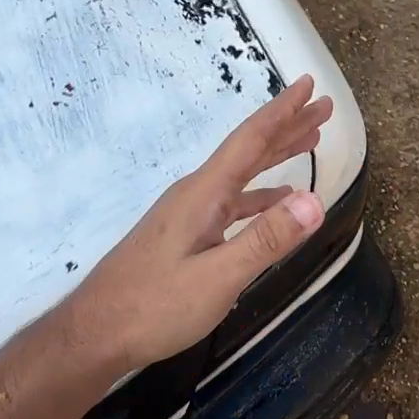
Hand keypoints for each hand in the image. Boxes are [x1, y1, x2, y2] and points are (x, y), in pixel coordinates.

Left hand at [68, 77, 332, 373]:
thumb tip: (316, 200)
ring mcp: (189, 213)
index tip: (310, 84)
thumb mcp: (218, 278)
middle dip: (288, 125)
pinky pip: (233, 200)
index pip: (250, 139)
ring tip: (311, 142)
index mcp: (204, 193)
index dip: (283, 110)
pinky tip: (278, 200)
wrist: (94, 334)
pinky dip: (261, 193)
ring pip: (242, 173)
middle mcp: (197, 193)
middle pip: (249, 149)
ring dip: (277, 155)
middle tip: (324, 107)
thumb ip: (266, 239)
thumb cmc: (154, 306)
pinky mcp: (186, 234)